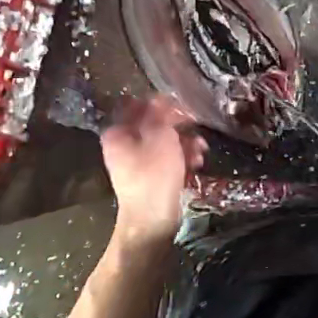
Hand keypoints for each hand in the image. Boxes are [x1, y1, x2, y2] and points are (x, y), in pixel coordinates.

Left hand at [101, 95, 205, 238]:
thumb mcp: (160, 136)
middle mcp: (123, 146)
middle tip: (196, 128)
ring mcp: (136, 163)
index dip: (162, 104)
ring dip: (184, 144)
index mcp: (117, 133)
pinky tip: (196, 163)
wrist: (153, 218)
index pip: (138, 106)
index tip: (183, 108)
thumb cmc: (154, 173)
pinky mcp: (150, 177)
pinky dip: (181, 160)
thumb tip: (161, 98)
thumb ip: (160, 114)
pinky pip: (167, 161)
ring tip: (200, 151)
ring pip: (164, 144)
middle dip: (179, 128)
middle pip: (154, 126)